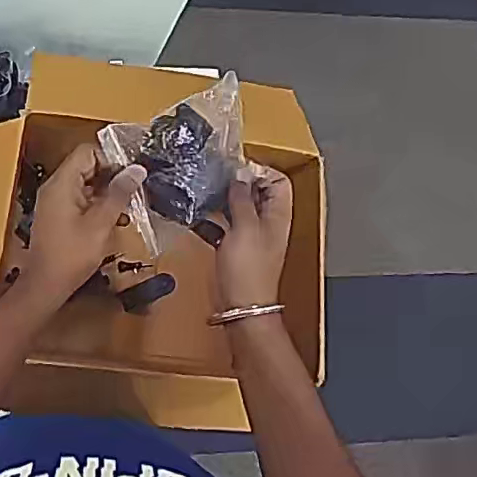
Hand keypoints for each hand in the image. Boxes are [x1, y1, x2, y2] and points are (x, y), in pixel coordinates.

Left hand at [28, 143, 143, 301]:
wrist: (46, 285)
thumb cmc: (71, 255)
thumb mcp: (101, 223)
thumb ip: (119, 194)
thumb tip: (137, 170)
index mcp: (62, 184)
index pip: (87, 152)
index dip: (111, 159)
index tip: (131, 175)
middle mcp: (55, 187)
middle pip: (87, 167)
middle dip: (112, 177)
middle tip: (134, 192)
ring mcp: (55, 202)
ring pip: (86, 184)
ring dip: (108, 193)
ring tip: (128, 208)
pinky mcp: (58, 216)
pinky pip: (80, 200)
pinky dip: (98, 205)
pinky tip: (114, 220)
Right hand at [218, 164, 292, 307]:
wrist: (241, 307)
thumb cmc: (247, 269)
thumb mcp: (245, 228)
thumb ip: (242, 199)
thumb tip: (240, 176)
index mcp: (278, 215)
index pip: (278, 181)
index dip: (259, 171)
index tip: (235, 170)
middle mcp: (268, 222)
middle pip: (257, 192)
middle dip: (237, 182)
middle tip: (215, 177)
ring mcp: (251, 236)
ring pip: (239, 207)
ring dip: (223, 199)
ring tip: (204, 191)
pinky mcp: (235, 248)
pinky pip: (225, 226)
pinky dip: (213, 219)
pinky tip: (197, 216)